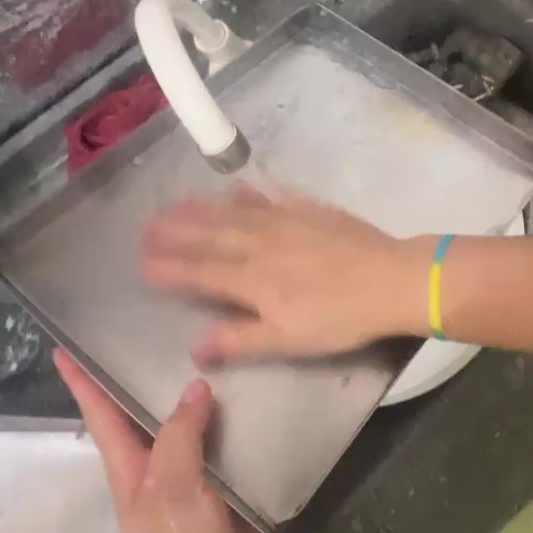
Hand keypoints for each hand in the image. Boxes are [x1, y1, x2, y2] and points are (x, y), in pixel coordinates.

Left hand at [54, 349, 265, 532]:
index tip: (64, 349)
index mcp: (130, 472)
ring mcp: (188, 477)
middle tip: (149, 328)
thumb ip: (179, 436)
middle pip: (142, 414)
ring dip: (192, 388)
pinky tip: (244, 389)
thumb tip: (195, 387)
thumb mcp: (172, 490)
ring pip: (186, 421)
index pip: (101, 417)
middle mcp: (154, 469)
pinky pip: (221, 436)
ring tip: (204, 346)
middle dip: (139, 374)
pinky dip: (229, 411)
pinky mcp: (222, 481)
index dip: (82, 383)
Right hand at [141, 185, 430, 364]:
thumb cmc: (339, 318)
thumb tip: (195, 346)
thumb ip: (240, 340)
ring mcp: (289, 222)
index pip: (202, 274)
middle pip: (214, 236)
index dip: (171, 269)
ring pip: (239, 213)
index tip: (142, 262)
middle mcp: (263, 245)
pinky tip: (241, 186)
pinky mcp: (314, 211)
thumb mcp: (287, 341)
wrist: (390, 279)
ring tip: (180, 201)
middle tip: (148, 223)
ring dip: (207, 208)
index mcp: (253, 281)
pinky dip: (255, 193)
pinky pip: (277, 197)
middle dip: (179, 231)